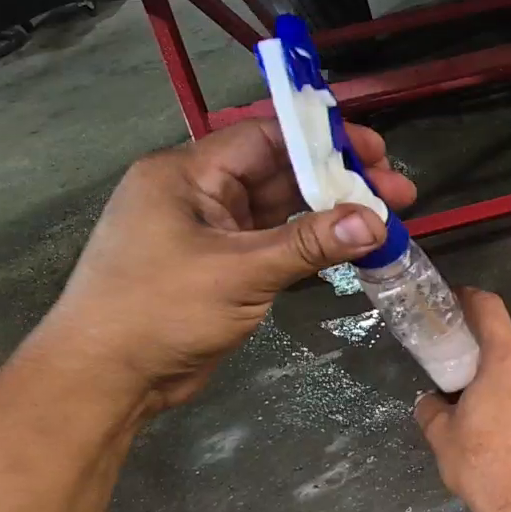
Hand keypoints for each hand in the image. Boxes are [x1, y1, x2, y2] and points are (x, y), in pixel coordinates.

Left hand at [29, 118, 417, 410]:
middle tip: (399, 190)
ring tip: (388, 218)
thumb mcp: (241, 271)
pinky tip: (356, 248)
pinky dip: (319, 244)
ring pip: (285, 211)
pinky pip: (282, 243)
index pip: (264, 139)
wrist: (111, 371)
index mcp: (188, 176)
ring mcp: (215, 232)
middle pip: (281, 173)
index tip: (376, 151)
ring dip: (334, 213)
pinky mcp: (229, 266)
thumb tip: (375, 222)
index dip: (322, 141)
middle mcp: (201, 195)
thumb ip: (310, 244)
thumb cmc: (160, 309)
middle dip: (340, 180)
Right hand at [414, 289, 510, 511]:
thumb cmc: (484, 467)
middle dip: (502, 340)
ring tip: (503, 400)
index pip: (492, 311)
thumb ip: (433, 408)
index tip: (460, 302)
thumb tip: (432, 401)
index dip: (473, 300)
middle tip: (479, 362)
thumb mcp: (442, 436)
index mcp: (509, 363)